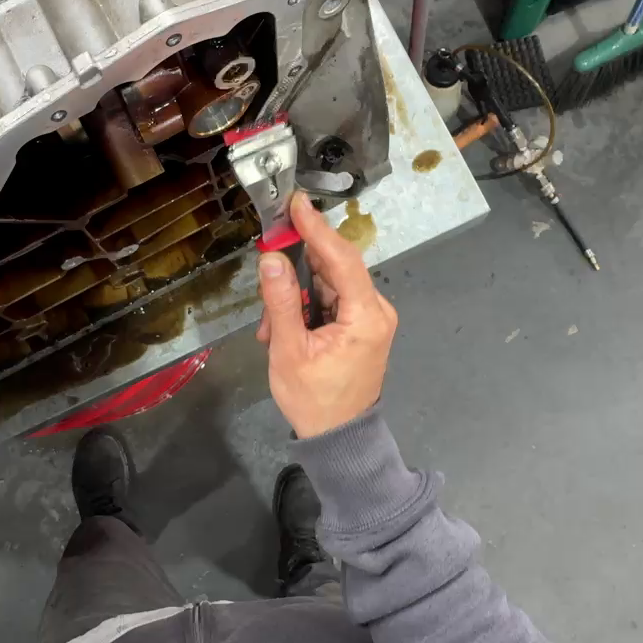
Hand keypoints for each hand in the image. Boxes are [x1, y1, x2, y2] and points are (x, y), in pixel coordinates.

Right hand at [255, 192, 397, 437]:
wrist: (339, 439)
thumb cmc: (314, 400)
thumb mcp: (289, 351)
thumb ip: (281, 302)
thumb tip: (271, 258)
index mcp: (365, 316)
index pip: (341, 258)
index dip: (317, 228)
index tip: (296, 203)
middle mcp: (376, 310)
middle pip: (333, 269)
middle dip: (296, 272)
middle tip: (266, 274)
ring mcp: (370, 318)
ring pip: (328, 285)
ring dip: (295, 297)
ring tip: (271, 329)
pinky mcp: (361, 326)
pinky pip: (330, 302)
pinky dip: (305, 309)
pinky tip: (284, 330)